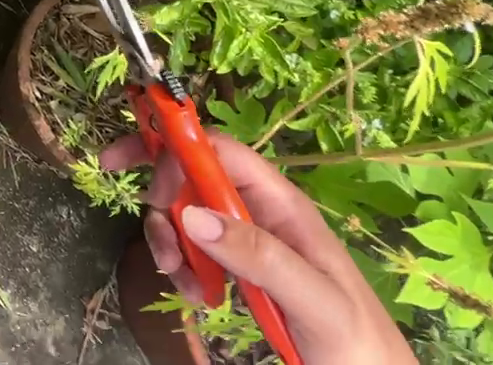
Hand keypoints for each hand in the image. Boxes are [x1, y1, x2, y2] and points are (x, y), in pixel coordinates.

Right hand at [101, 133, 413, 364]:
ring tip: (180, 280)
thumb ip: (259, 256)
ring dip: (167, 239)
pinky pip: (188, 242)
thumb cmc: (357, 344)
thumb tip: (190, 214)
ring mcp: (243, 233)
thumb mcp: (315, 303)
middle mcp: (256, 208)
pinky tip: (193, 291)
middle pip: (187, 175)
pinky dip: (178, 261)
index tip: (135, 174)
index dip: (171, 148)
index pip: (216, 149)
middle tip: (160, 242)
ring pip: (181, 209)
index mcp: (280, 203)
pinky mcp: (233, 259)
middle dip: (160, 202)